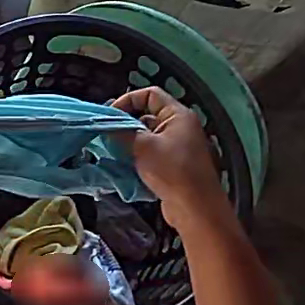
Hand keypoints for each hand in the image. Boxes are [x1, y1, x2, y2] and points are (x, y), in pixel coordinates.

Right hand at [110, 87, 229, 233]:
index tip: (112, 115)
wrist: (197, 210)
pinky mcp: (178, 165)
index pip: (150, 94)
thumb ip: (122, 132)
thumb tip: (108, 125)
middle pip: (149, 114)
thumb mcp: (142, 146)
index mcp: (178, 115)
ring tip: (115, 150)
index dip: (128, 100)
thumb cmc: (172, 171)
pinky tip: (127, 164)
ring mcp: (181, 147)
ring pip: (150, 135)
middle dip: (127, 123)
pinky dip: (140, 155)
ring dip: (132, 141)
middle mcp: (182, 127)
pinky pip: (154, 152)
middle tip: (109, 133)